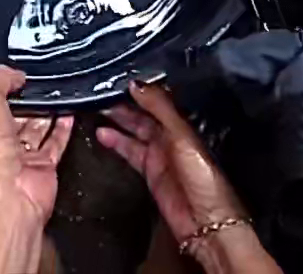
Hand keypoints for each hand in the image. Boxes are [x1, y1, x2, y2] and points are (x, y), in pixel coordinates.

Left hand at [0, 64, 74, 230]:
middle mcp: (1, 141)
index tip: (19, 65)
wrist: (11, 197)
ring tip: (59, 84)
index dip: (4, 83)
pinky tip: (70, 107)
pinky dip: (64, 126)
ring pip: (38, 124)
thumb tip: (16, 73)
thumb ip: (0, 80)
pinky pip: (56, 141)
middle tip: (44, 72)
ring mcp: (23, 154)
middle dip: (28, 94)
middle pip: (18, 111)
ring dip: (47, 107)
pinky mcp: (44, 165)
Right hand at [95, 80, 247, 241]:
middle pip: (141, 114)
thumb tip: (136, 84)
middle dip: (122, 103)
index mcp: (178, 122)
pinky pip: (130, 151)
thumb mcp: (180, 134)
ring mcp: (158, 153)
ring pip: (133, 130)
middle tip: (100, 93)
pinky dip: (116, 142)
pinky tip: (102, 135)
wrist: (206, 222)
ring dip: (116, 121)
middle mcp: (168, 134)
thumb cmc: (202, 176)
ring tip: (96, 110)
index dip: (136, 89)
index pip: (154, 98)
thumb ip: (159, 107)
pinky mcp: (150, 172)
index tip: (116, 79)